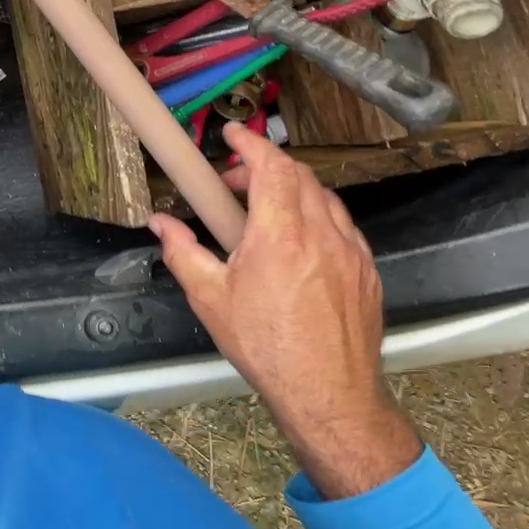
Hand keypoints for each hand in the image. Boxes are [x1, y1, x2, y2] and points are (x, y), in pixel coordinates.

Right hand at [150, 123, 421, 498]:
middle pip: (300, 176)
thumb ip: (181, 252)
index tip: (233, 134)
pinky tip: (296, 237)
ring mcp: (351, 253)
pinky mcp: (367, 272)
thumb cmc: (267, 346)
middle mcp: (322, 235)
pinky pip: (343, 225)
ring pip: (325, 197)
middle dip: (265, 165)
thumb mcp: (208, 298)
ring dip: (292, 188)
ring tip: (262, 207)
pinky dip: (316, 213)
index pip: (273, 169)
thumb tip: (160, 225)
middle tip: (234, 179)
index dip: (252, 143)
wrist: (329, 394)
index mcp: (280, 237)